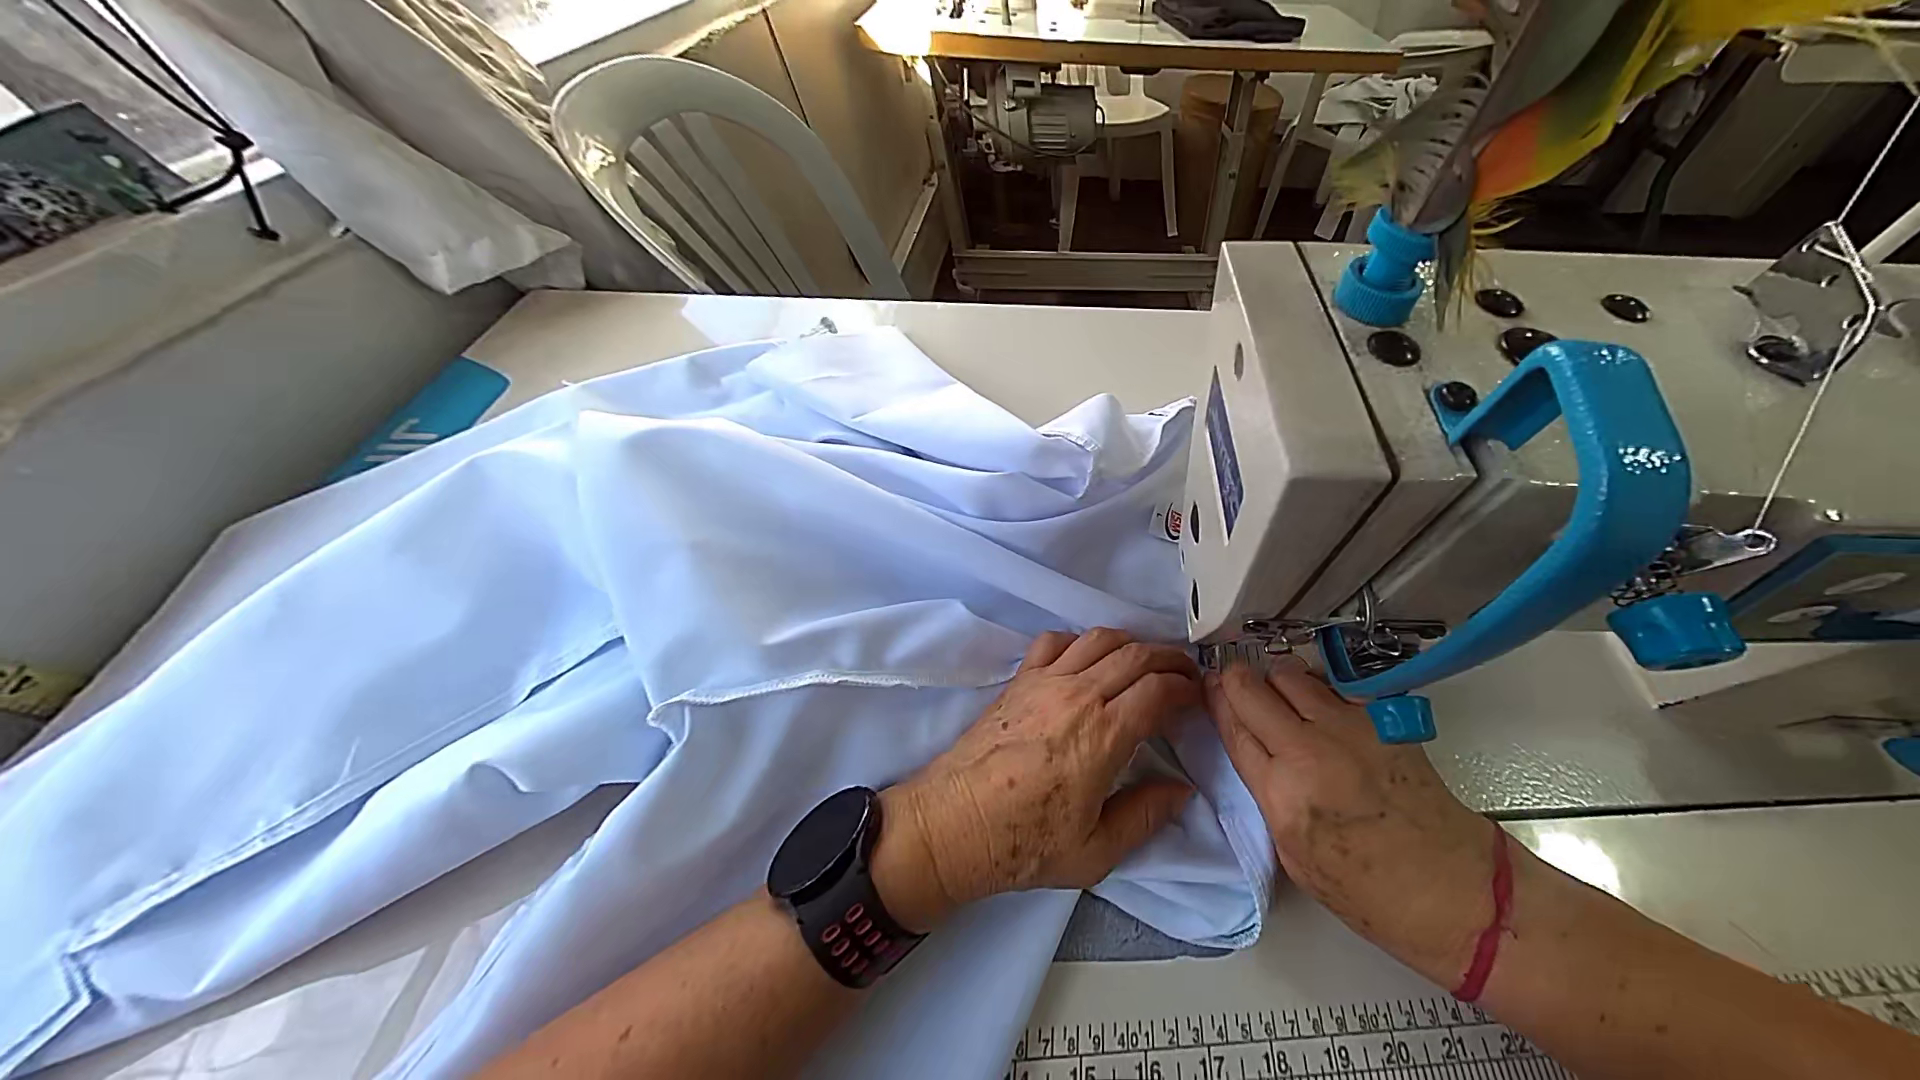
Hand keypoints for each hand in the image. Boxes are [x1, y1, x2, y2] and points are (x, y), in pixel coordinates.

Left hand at [873, 629, 1201, 931]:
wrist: (954, 824)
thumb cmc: (1024, 843)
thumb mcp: (1097, 851)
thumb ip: (1146, 816)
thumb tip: (1180, 790)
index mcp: (1103, 734)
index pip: (1158, 690)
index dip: (1185, 689)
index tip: (1198, 698)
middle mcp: (1076, 695)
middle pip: (1135, 655)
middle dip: (1169, 658)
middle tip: (1185, 674)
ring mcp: (1043, 682)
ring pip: (1098, 639)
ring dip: (1131, 643)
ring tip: (1146, 662)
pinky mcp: (1018, 681)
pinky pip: (1054, 641)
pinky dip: (1080, 641)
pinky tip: (1087, 660)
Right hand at [1204, 658, 1496, 986]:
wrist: (1455, 892)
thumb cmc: (1368, 890)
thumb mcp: (1291, 851)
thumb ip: (1267, 792)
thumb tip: (1253, 749)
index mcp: (1281, 794)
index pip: (1231, 726)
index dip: (1213, 699)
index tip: (1206, 685)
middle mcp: (1310, 751)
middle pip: (1253, 688)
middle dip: (1237, 680)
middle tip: (1235, 683)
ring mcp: (1350, 730)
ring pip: (1291, 673)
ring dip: (1277, 679)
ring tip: (1279, 694)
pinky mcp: (1384, 721)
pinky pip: (1334, 683)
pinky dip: (1318, 686)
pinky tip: (1321, 704)